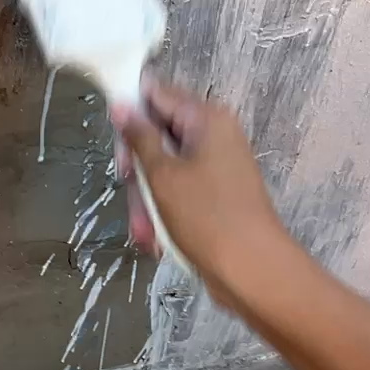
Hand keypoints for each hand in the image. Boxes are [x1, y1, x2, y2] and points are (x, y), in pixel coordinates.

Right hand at [117, 77, 369, 369]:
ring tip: (143, 229)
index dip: (131, 111)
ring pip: (163, 168)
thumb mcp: (162, 174)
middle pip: (157, 134)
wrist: (255, 275)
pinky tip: (154, 238)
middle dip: (138, 166)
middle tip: (127, 183)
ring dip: (146, 197)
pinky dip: (163, 210)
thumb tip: (121, 104)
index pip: (157, 94)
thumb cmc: (206, 216)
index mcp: (206, 118)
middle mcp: (213, 135)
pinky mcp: (214, 194)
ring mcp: (215, 166)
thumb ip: (138, 136)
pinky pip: (178, 190)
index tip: (114, 136)